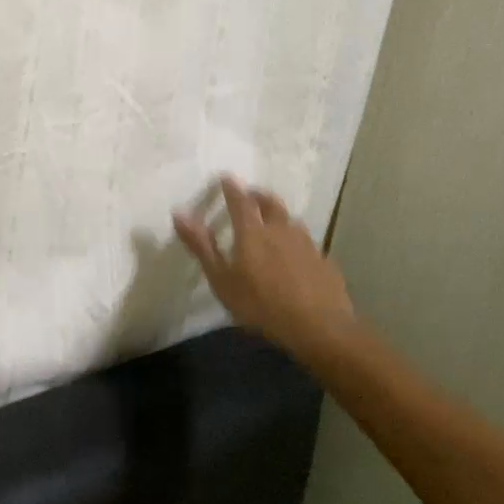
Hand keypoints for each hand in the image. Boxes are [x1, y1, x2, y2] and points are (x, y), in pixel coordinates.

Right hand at [172, 177, 355, 359]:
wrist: (318, 326)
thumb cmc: (260, 304)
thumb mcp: (221, 278)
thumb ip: (201, 245)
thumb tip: (179, 213)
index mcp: (252, 233)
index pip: (240, 201)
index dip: (231, 188)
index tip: (225, 177)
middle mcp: (280, 230)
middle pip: (270, 204)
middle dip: (258, 196)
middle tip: (251, 194)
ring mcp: (306, 245)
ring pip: (291, 221)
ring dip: (279, 217)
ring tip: (273, 223)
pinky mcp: (324, 261)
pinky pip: (307, 243)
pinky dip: (296, 241)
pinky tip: (296, 255)